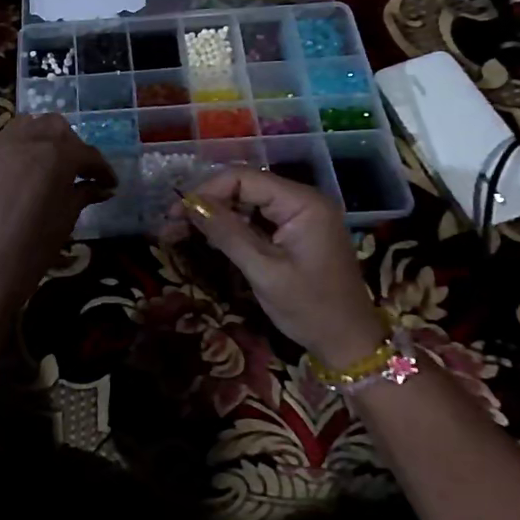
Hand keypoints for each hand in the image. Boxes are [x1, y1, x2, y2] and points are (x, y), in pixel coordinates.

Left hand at [0, 115, 115, 307]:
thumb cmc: (36, 243)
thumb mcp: (67, 216)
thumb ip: (84, 193)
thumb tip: (101, 188)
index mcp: (57, 153)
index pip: (87, 154)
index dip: (101, 169)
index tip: (110, 184)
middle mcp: (29, 139)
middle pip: (57, 128)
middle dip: (72, 145)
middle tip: (80, 170)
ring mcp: (2, 144)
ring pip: (30, 125)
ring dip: (45, 137)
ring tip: (53, 163)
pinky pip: (8, 139)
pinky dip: (22, 145)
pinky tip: (28, 167)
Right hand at [163, 168, 384, 366]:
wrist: (348, 342)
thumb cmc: (310, 308)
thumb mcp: (264, 271)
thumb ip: (227, 234)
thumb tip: (189, 205)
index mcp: (302, 203)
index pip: (244, 178)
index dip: (206, 191)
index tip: (176, 214)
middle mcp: (302, 201)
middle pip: (243, 187)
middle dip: (206, 203)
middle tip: (171, 225)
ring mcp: (300, 216)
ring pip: (245, 203)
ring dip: (213, 216)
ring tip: (179, 233)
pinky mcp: (295, 232)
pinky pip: (256, 219)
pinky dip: (230, 227)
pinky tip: (207, 239)